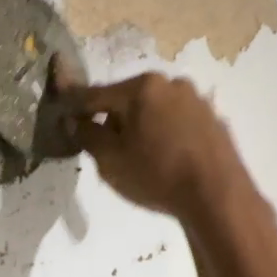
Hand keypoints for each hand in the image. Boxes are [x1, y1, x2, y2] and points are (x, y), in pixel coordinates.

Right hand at [53, 64, 254, 225]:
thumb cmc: (156, 174)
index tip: (60, 115)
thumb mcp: (110, 161)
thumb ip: (87, 136)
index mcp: (141, 88)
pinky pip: (175, 122)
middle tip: (106, 152)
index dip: (74, 107)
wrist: (216, 194)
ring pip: (153, 110)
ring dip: (139, 127)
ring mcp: (195, 98)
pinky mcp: (211, 117)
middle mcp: (170, 83)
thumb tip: (73, 121)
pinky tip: (164, 160)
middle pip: (127, 100)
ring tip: (138, 159)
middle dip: (113, 120)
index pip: (95, 95)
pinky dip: (163, 134)